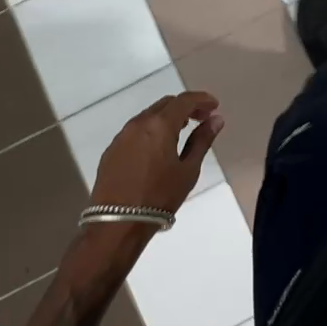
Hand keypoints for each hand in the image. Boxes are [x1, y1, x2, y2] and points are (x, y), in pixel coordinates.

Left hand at [89, 92, 224, 212]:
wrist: (116, 225)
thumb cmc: (158, 198)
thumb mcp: (187, 171)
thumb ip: (202, 141)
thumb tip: (216, 120)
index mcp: (160, 125)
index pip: (184, 101)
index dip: (202, 99)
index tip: (214, 106)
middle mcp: (138, 123)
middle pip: (166, 104)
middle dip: (185, 107)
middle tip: (201, 118)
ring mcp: (121, 136)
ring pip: (149, 116)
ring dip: (167, 117)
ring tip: (181, 131)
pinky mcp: (111, 151)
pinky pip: (135, 130)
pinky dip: (151, 130)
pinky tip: (157, 147)